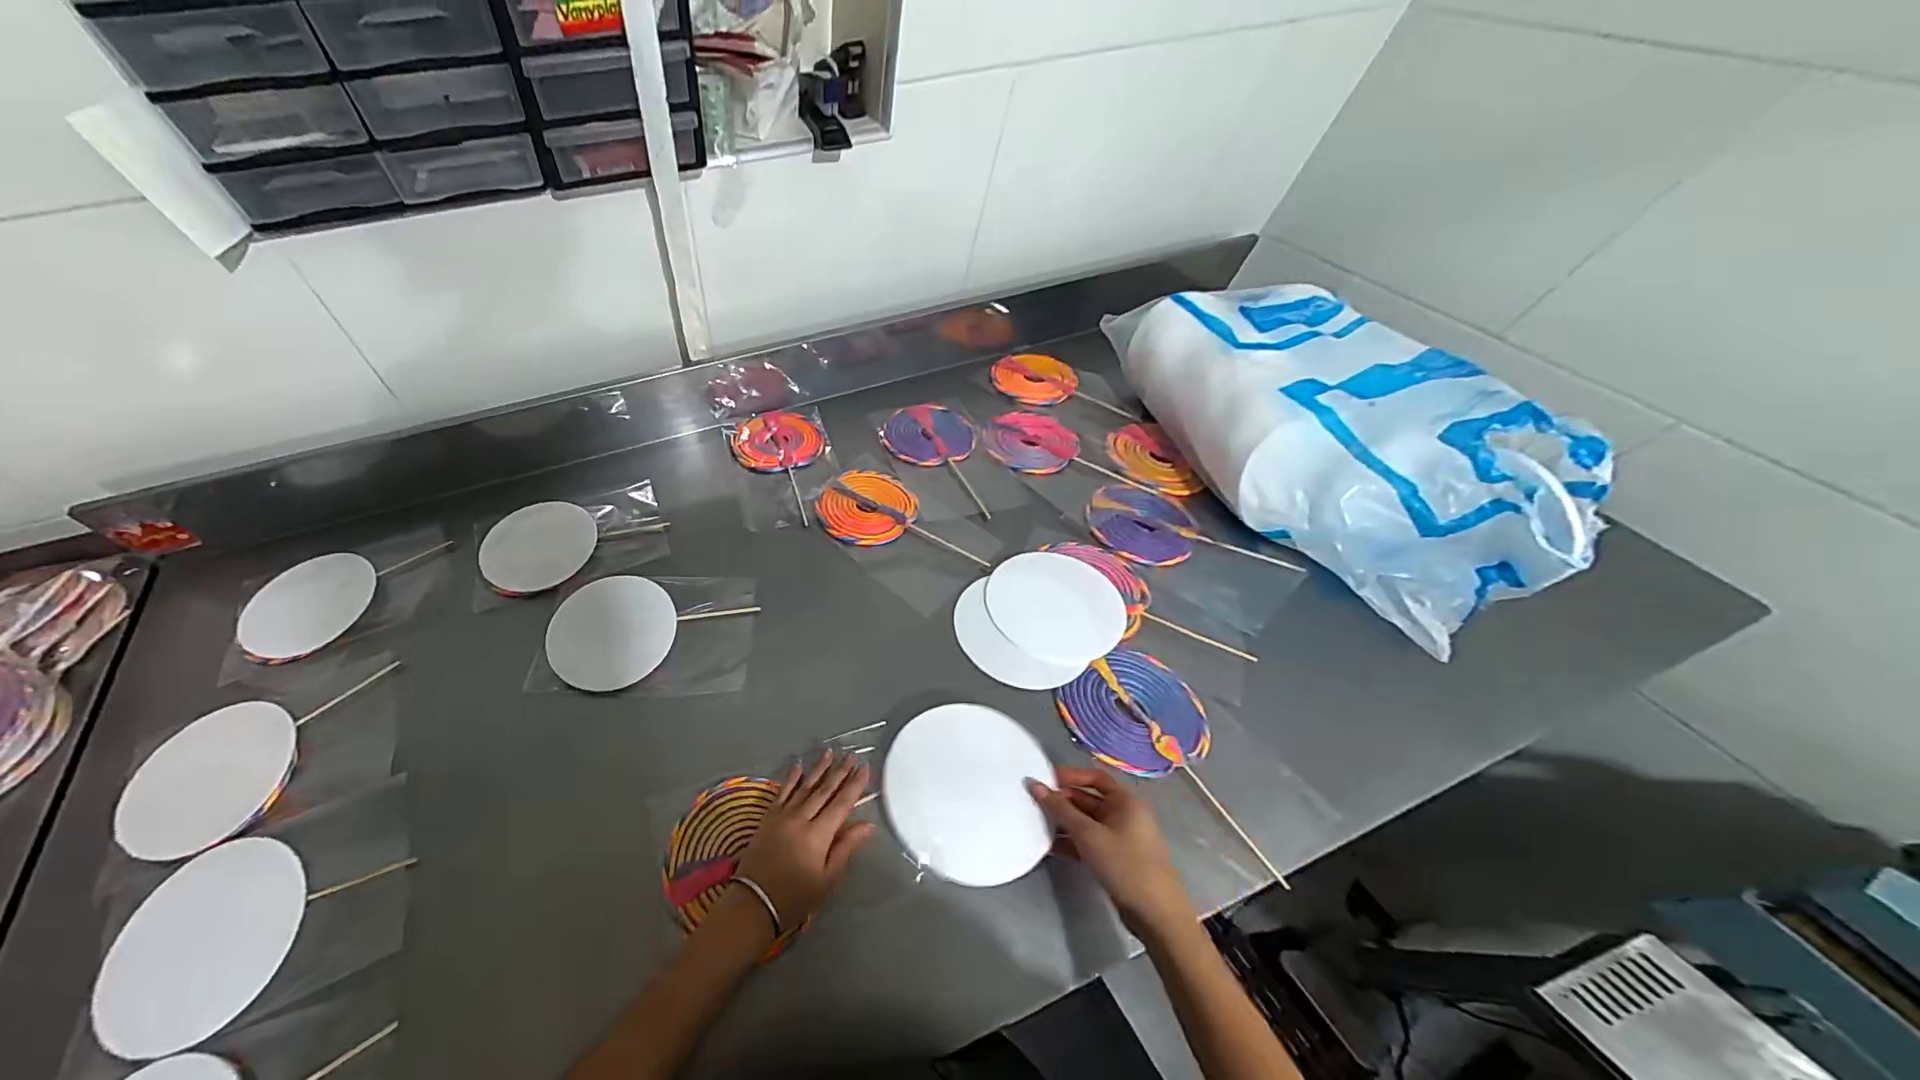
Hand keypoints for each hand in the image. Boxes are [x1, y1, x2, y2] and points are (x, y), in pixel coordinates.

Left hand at [733, 751, 875, 934]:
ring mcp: (783, 816)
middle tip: (851, 755)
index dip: (854, 785)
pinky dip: (791, 779)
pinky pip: (782, 793)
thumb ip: (846, 848)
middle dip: (840, 771)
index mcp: (819, 834)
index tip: (865, 768)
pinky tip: (798, 767)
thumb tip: (867, 825)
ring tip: (829, 752)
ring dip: (818, 769)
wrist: (753, 904)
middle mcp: (801, 819)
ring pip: (805, 786)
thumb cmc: (795, 896)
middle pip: (825, 790)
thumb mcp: (827, 879)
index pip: (842, 803)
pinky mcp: (768, 819)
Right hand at [1028, 765, 1194, 933]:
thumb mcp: (1089, 835)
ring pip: (1087, 822)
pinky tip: (1051, 847)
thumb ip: (1060, 810)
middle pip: (1089, 800)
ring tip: (1037, 825)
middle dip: (1063, 802)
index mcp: (1125, 801)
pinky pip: (1090, 842)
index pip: (1095, 778)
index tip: (1045, 780)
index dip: (1070, 776)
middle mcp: (1125, 814)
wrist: (1156, 913)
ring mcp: (1121, 837)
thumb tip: (1035, 785)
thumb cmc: (1124, 864)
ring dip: (1065, 823)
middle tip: (1035, 805)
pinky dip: (1073, 842)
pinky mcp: (1116, 858)